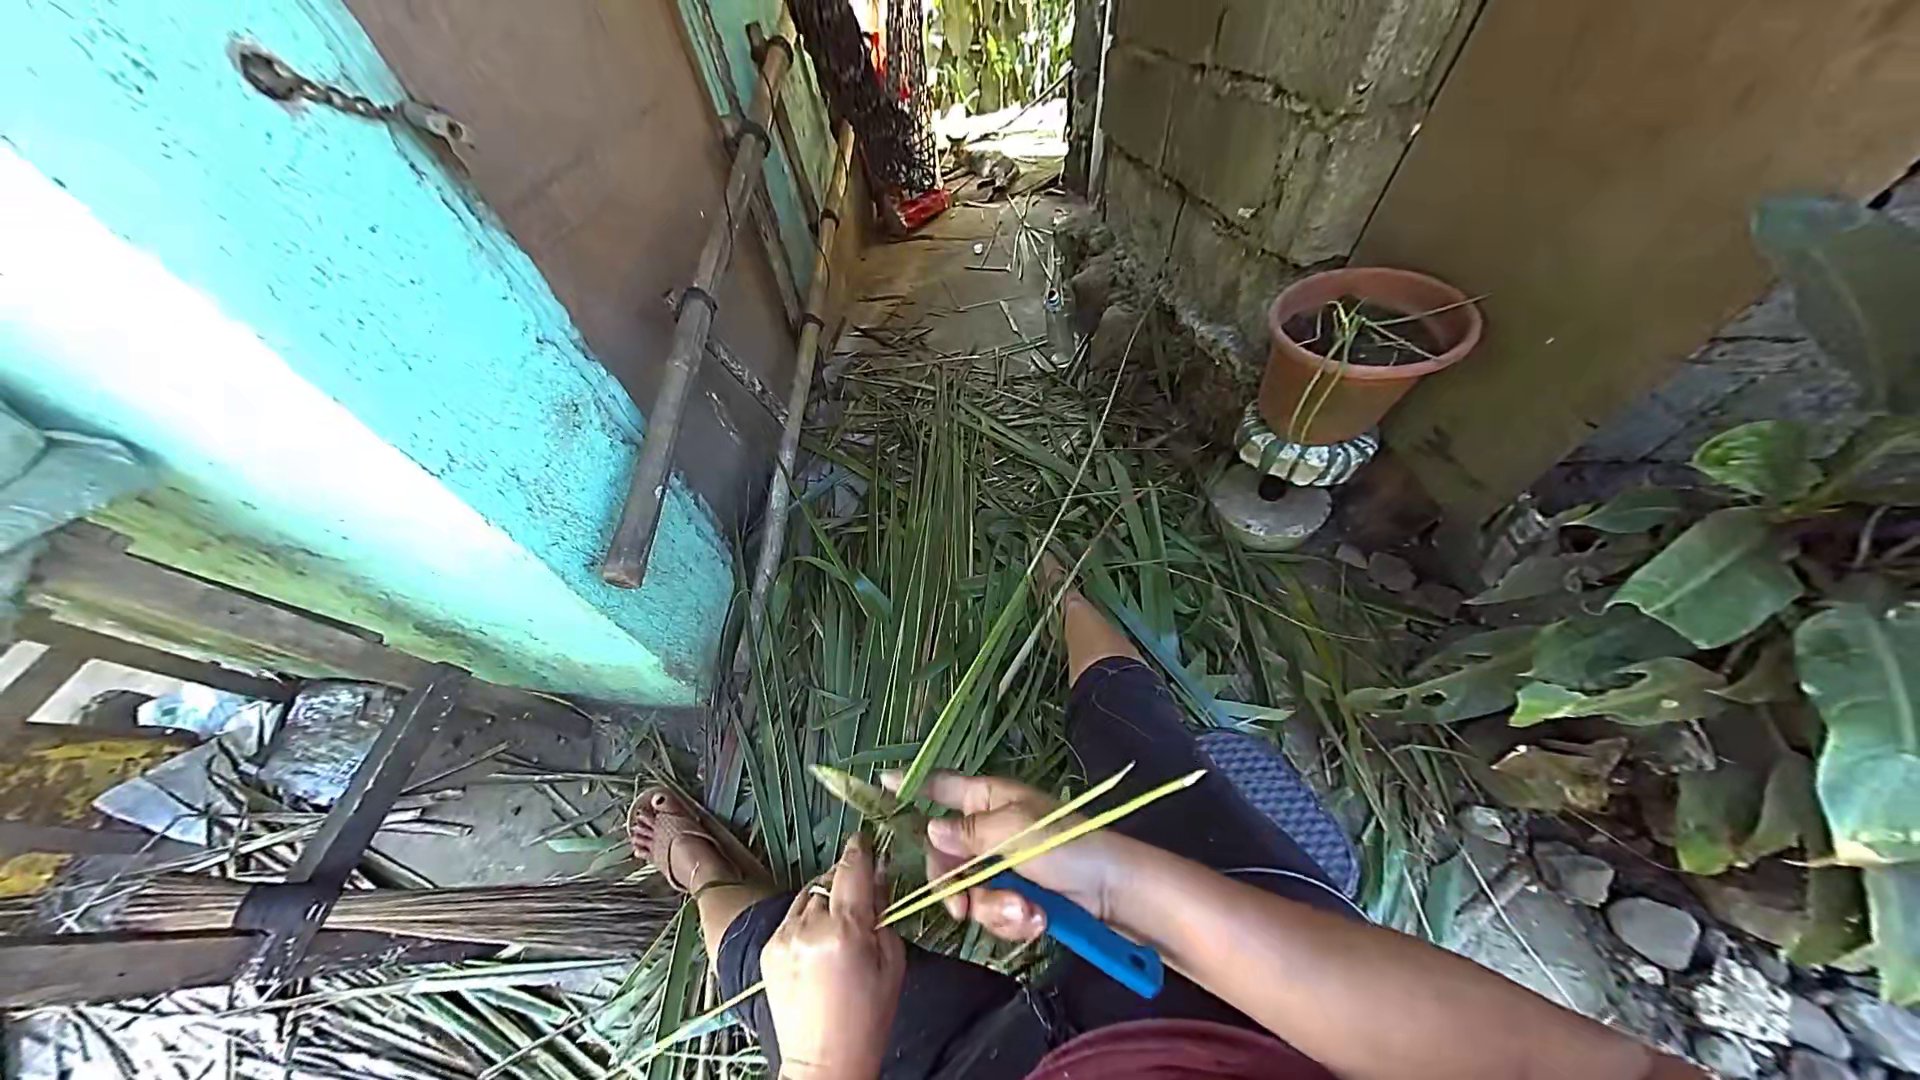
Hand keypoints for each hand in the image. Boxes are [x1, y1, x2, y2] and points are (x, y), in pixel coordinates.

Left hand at [760, 832, 904, 1079]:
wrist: (823, 1066)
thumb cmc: (868, 1018)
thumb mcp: (892, 960)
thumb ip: (883, 911)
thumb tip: (876, 875)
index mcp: (845, 929)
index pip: (852, 868)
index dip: (860, 849)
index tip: (865, 838)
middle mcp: (809, 926)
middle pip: (829, 878)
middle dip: (846, 882)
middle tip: (859, 900)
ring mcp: (784, 937)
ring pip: (810, 895)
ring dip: (825, 900)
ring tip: (837, 926)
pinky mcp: (769, 949)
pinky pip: (793, 915)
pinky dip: (807, 919)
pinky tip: (818, 944)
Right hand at [881, 771, 1134, 943]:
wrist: (1112, 890)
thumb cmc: (1063, 844)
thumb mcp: (1012, 831)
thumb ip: (966, 833)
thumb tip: (930, 830)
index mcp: (989, 798)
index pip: (941, 786)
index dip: (913, 785)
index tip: (881, 783)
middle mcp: (990, 828)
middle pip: (946, 853)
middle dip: (953, 883)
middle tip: (958, 906)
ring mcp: (1003, 862)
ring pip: (969, 888)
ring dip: (993, 906)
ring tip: (1023, 911)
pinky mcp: (1017, 893)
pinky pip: (992, 909)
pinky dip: (1010, 919)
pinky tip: (1034, 919)